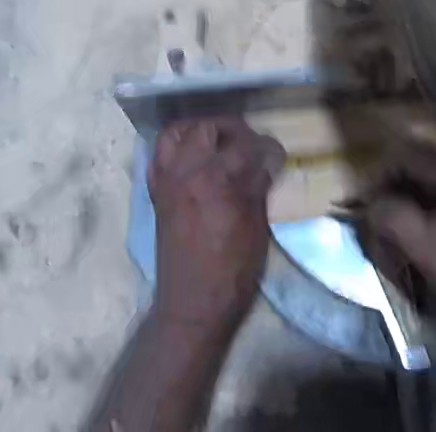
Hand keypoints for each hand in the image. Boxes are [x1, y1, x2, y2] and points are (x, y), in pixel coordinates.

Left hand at [149, 116, 286, 329]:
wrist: (192, 308)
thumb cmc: (232, 270)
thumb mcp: (256, 224)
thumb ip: (257, 183)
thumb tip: (267, 158)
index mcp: (213, 179)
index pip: (245, 144)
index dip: (267, 147)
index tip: (277, 156)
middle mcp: (184, 173)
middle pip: (206, 128)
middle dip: (231, 130)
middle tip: (250, 145)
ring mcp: (166, 183)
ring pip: (175, 134)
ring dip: (198, 132)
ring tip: (219, 143)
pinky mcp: (157, 196)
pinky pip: (159, 157)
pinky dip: (177, 149)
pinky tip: (197, 161)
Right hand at [359, 142, 435, 338]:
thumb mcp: (431, 245)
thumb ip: (394, 216)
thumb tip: (370, 204)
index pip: (405, 159)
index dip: (379, 182)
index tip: (363, 214)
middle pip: (412, 182)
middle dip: (389, 211)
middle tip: (377, 243)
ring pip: (421, 208)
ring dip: (401, 232)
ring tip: (392, 261)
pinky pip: (435, 229)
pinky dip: (417, 246)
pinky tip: (410, 270)